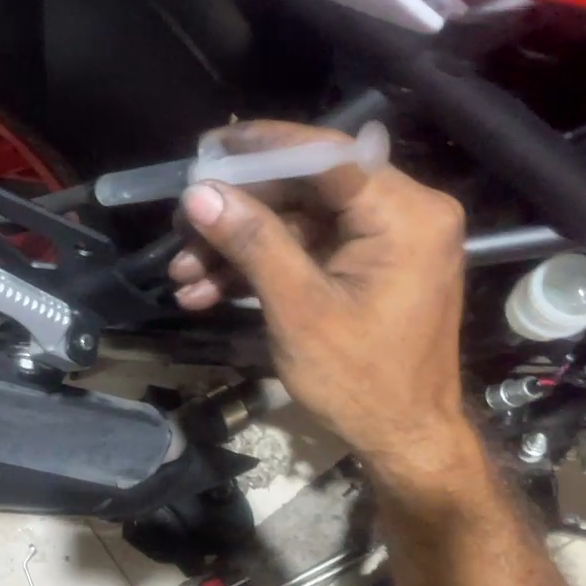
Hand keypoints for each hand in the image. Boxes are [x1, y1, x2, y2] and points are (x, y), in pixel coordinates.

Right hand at [171, 121, 472, 484]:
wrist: (401, 437)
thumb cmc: (360, 378)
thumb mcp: (299, 308)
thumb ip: (253, 244)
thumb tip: (201, 195)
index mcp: (405, 214)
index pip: (328, 157)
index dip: (264, 148)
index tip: (209, 148)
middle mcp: (401, 215)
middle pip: (304, 192)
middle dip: (237, 217)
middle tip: (180, 234)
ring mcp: (381, 245)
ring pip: (296, 227)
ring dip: (236, 251)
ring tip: (182, 278)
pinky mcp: (363, 270)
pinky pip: (304, 255)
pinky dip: (258, 272)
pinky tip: (207, 293)